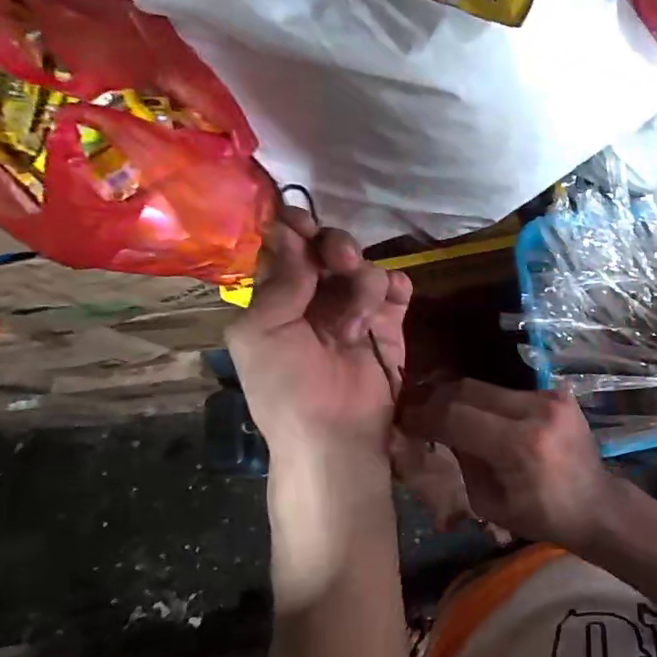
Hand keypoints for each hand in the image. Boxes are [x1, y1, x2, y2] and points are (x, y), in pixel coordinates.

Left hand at [226, 206, 411, 458]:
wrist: (335, 435)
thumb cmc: (286, 387)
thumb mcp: (260, 334)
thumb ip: (280, 282)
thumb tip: (289, 230)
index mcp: (276, 298)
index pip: (286, 247)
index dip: (294, 228)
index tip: (303, 221)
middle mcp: (315, 297)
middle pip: (329, 247)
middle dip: (336, 246)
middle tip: (341, 261)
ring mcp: (354, 310)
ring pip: (364, 266)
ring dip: (362, 286)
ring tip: (356, 326)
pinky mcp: (389, 324)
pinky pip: (396, 287)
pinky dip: (395, 287)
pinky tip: (390, 303)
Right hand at [398, 380, 624, 550]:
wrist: (596, 504)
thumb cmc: (541, 515)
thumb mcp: (488, 502)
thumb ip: (460, 462)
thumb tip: (434, 432)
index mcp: (519, 445)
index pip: (455, 416)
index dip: (423, 415)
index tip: (403, 419)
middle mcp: (536, 411)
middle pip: (467, 389)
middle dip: (436, 399)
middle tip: (416, 409)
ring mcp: (550, 397)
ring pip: (486, 386)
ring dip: (461, 398)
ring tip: (442, 411)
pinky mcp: (557, 392)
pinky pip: (509, 391)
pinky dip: (489, 403)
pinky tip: (479, 416)